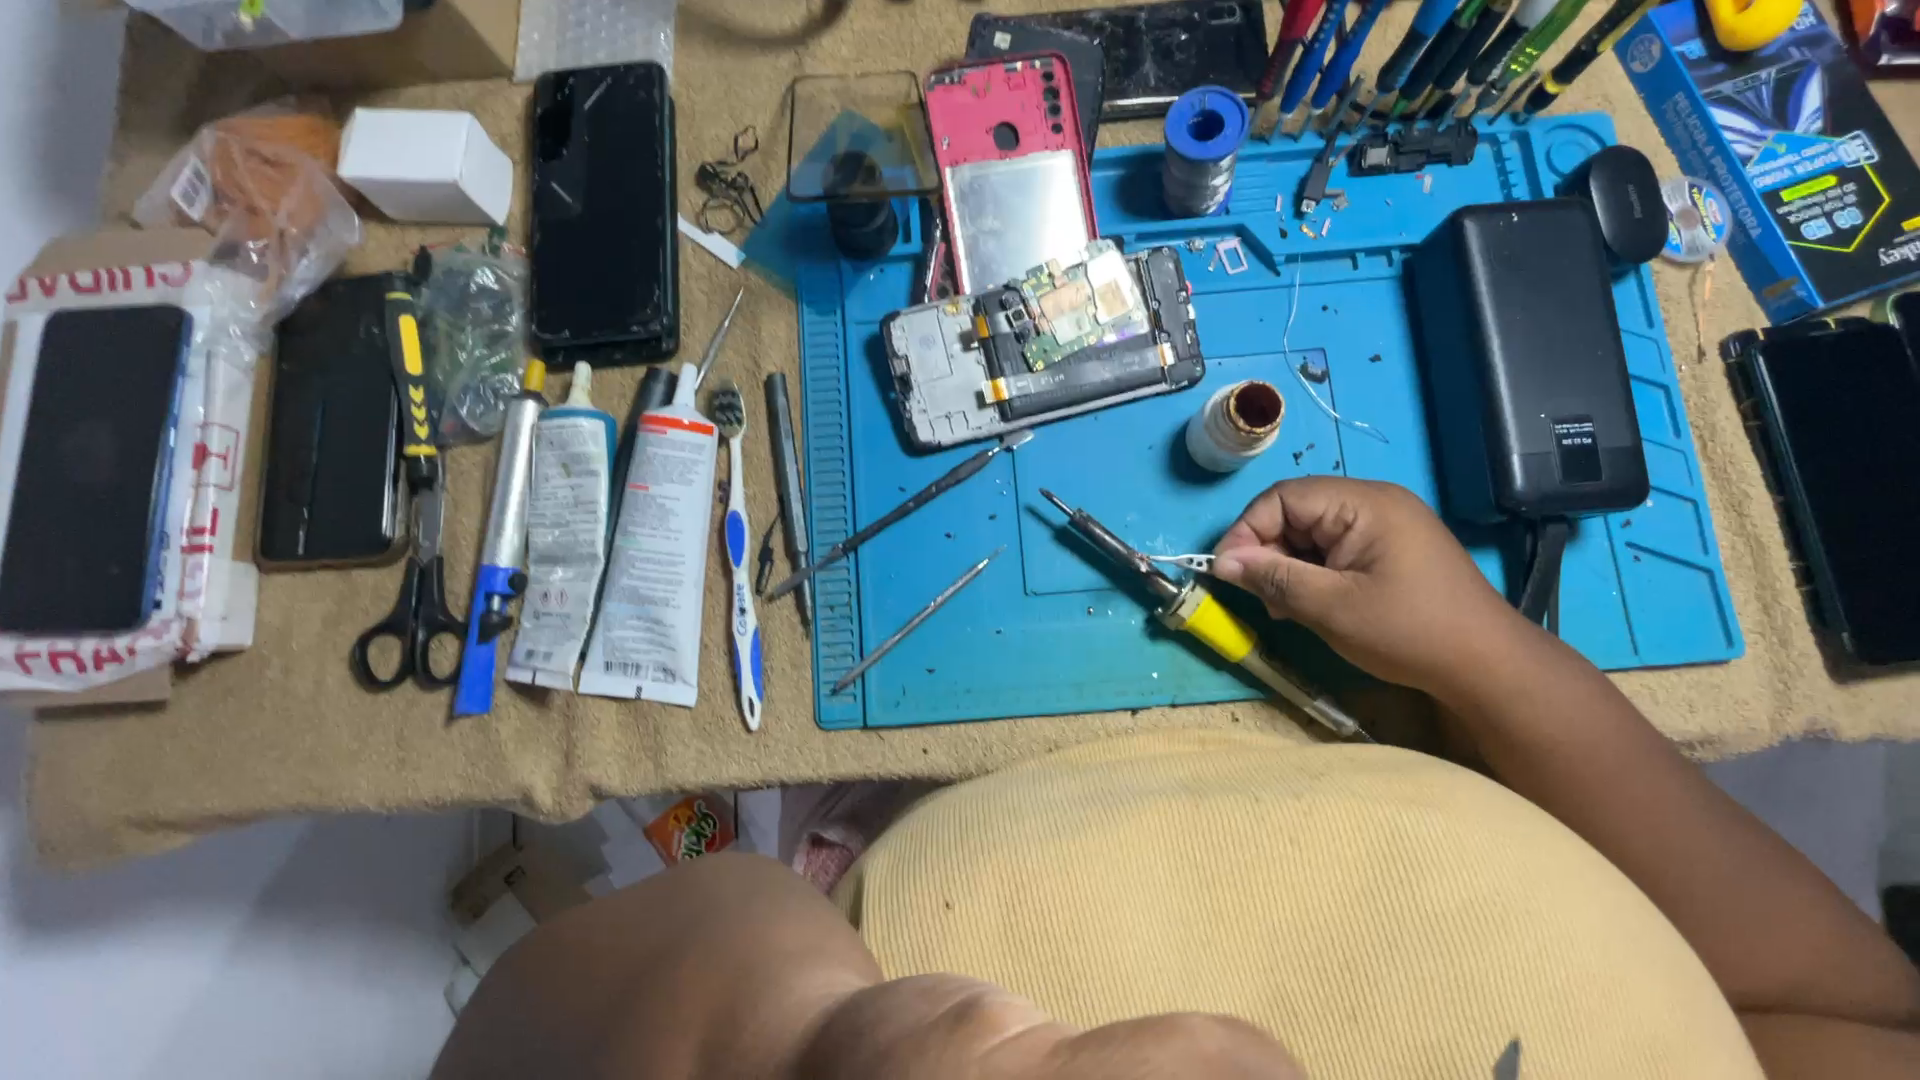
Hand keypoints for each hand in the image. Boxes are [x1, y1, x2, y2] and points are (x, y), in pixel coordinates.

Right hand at [1211, 477, 1530, 695]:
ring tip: (1284, 607)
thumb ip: (1273, 578)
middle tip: (1260, 596)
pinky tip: (1310, 605)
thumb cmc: (1408, 632)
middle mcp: (1373, 503)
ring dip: (1287, 566)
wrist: (1486, 666)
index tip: (1228, 573)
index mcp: (1364, 503)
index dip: (1247, 531)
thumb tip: (1221, 562)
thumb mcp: (1331, 607)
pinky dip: (1312, 572)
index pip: (1282, 498)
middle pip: (1295, 512)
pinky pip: (1333, 548)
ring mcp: (1384, 525)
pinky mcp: (1388, 548)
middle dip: (1267, 551)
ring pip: (1311, 533)